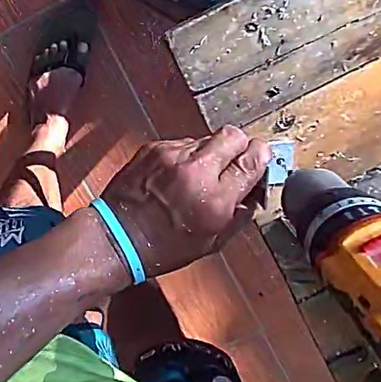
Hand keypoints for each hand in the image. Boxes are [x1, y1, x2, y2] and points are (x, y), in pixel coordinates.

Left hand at [97, 125, 268, 277]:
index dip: (261, 157)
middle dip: (239, 146)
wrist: (118, 236)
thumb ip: (240, 214)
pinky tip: (176, 174)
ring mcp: (172, 155)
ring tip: (199, 175)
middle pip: (233, 135)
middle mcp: (196, 170)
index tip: (261, 159)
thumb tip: (254, 193)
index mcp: (216, 197)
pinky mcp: (153, 148)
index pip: (253, 159)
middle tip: (234, 161)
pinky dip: (185, 156)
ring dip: (210, 152)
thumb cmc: (164, 246)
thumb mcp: (213, 241)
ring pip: (206, 138)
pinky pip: (181, 143)